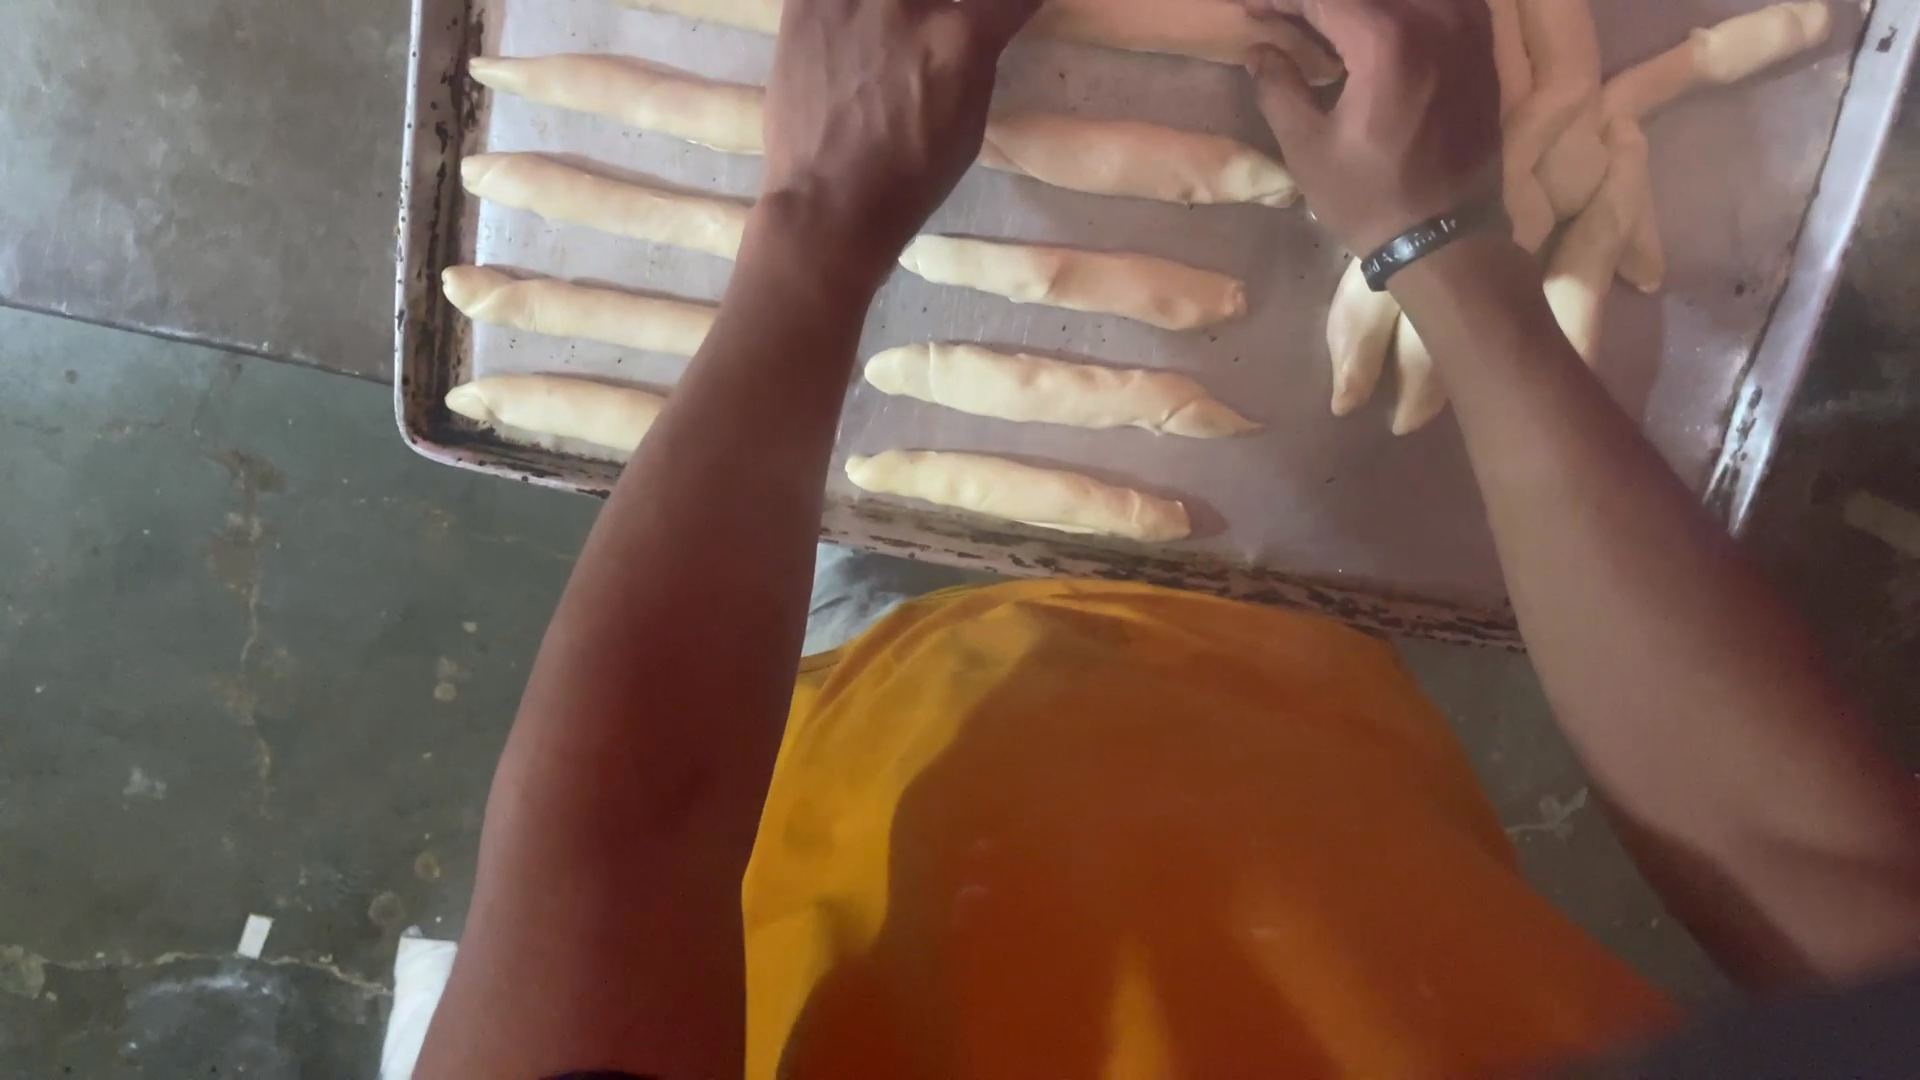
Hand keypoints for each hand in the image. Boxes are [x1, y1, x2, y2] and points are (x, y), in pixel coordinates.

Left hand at [758, 0, 1042, 283]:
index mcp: (959, 41)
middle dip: (944, 13)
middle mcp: (907, 3)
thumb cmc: (907, 185)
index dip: (1011, 6)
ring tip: (885, 46)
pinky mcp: (805, 1)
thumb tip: (974, 30)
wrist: (828, 206)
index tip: (999, 14)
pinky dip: (849, 14)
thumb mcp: (965, 131)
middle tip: (933, 36)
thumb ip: (974, 63)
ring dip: (894, 16)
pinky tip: (851, 38)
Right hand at [1244, 0, 1500, 256]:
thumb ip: (1280, 91)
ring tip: (1328, 21)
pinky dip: (1402, 7)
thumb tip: (1258, 51)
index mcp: (1387, 42)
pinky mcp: (1482, 38)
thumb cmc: (1368, 197)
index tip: (1253, 6)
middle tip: (1287, 15)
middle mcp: (1436, 14)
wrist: (1443, 230)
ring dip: (1361, 5)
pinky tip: (1376, 26)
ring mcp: (1468, 22)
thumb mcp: (1309, 151)